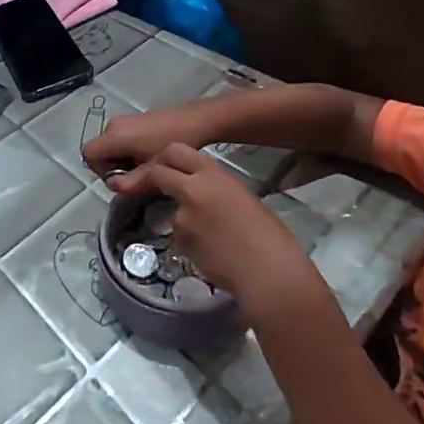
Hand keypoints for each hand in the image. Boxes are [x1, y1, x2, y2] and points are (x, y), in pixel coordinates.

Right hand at [83, 101, 225, 177]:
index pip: (89, 153)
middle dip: (115, 167)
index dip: (100, 170)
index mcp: (116, 135)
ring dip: (124, 160)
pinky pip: (121, 138)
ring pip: (112, 146)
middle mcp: (115, 124)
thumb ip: (130, 181)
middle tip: (138, 175)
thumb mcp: (153, 168)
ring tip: (147, 165)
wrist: (196, 120)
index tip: (122, 177)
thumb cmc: (173, 143)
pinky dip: (130, 150)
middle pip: (101, 151)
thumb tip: (112, 186)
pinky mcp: (134, 119)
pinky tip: (151, 154)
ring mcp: (124, 120)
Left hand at [111, 144, 321, 316]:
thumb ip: (219, 190)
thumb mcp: (244, 198)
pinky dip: (190, 244)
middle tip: (157, 190)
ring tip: (211, 240)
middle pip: (158, 173)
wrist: (268, 272)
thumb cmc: (270, 235)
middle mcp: (194, 189)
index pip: (177, 151)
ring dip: (183, 222)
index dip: (166, 157)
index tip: (165, 166)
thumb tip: (209, 195)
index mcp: (215, 174)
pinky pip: (180, 239)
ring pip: (171, 212)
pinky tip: (211, 255)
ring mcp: (184, 216)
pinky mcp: (181, 243)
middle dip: (154, 180)